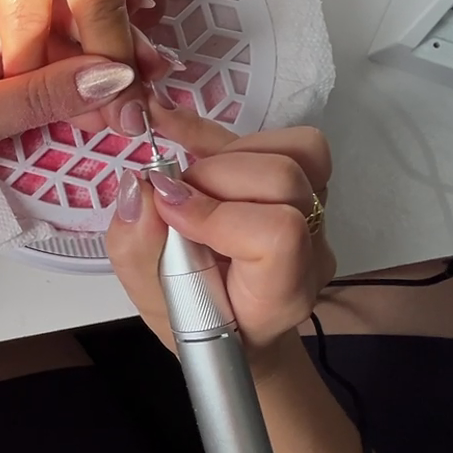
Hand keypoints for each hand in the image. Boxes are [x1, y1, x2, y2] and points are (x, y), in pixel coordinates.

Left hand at [0, 0, 136, 221]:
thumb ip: (41, 93)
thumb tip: (110, 75)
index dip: (89, 7)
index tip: (134, 40)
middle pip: (53, 26)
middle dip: (101, 52)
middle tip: (147, 81)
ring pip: (53, 61)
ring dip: (92, 82)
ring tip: (133, 105)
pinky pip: (40, 91)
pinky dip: (71, 103)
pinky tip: (102, 114)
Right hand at [106, 106, 335, 365]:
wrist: (232, 322)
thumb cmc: (192, 319)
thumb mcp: (148, 299)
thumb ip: (136, 248)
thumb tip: (138, 188)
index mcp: (279, 293)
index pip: (277, 235)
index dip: (215, 213)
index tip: (167, 212)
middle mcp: (312, 251)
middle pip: (285, 180)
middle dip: (214, 175)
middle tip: (172, 196)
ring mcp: (316, 216)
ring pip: (297, 151)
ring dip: (227, 154)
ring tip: (190, 178)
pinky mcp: (302, 185)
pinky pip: (281, 138)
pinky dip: (224, 132)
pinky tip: (177, 130)